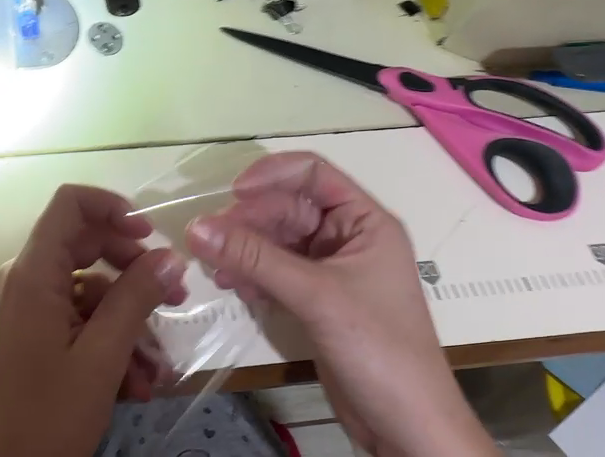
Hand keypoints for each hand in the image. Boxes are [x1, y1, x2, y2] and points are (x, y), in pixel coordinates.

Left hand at [0, 185, 187, 456]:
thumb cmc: (46, 416)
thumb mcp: (102, 358)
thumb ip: (136, 299)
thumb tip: (171, 256)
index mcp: (31, 271)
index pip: (70, 204)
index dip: (112, 207)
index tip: (151, 237)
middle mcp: (23, 278)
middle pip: (84, 246)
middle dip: (133, 273)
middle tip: (175, 301)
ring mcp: (24, 307)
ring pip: (86, 290)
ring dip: (126, 321)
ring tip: (157, 368)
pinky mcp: (29, 335)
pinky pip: (74, 319)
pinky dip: (107, 341)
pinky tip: (136, 382)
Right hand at [185, 153, 496, 456]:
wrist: (409, 431)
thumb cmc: (378, 349)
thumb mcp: (316, 296)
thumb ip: (255, 258)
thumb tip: (195, 227)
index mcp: (364, 221)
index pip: (313, 173)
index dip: (272, 175)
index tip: (233, 194)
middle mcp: (347, 237)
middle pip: (286, 207)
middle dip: (249, 221)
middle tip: (210, 241)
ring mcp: (331, 269)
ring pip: (276, 240)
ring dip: (244, 249)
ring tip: (215, 268)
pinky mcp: (316, 299)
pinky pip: (275, 270)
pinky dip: (252, 274)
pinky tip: (232, 287)